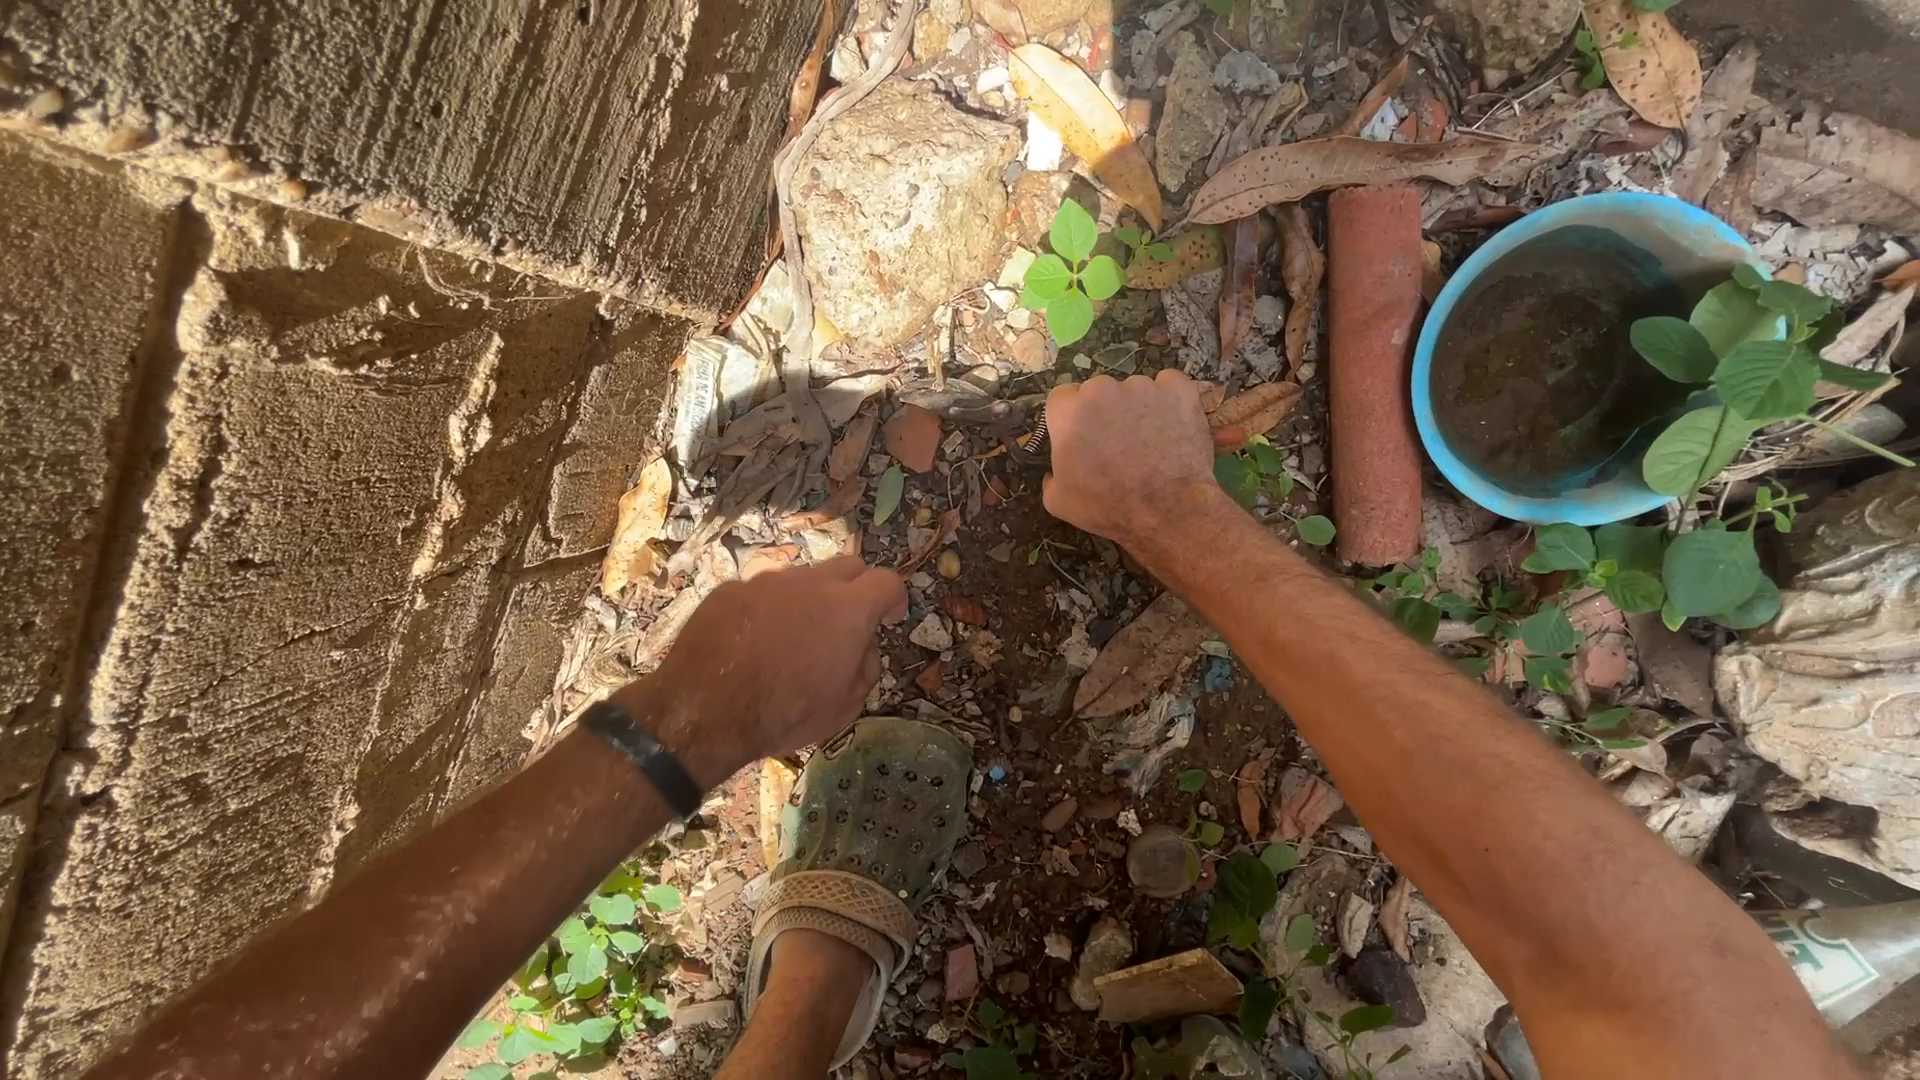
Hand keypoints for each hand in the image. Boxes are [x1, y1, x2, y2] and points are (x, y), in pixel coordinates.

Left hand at [615, 557, 906, 786]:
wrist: (703, 712)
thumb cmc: (784, 715)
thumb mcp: (844, 708)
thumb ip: (865, 670)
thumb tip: (862, 650)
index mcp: (847, 610)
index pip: (887, 581)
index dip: (894, 598)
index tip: (889, 618)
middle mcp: (810, 583)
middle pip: (848, 566)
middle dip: (856, 590)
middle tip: (845, 625)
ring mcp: (766, 581)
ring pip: (802, 578)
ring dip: (809, 600)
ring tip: (791, 638)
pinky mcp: (730, 589)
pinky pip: (761, 591)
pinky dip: (767, 610)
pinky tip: (751, 643)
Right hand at [1043, 371, 1228, 550]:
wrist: (1168, 510)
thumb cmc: (1108, 507)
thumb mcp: (1059, 501)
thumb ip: (1051, 477)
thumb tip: (1055, 471)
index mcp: (1069, 412)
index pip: (1062, 398)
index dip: (1071, 417)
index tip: (1082, 436)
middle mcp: (1102, 389)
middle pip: (1098, 391)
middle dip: (1104, 411)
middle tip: (1116, 443)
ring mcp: (1142, 386)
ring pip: (1134, 390)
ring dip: (1136, 408)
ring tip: (1149, 441)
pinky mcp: (1178, 388)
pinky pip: (1169, 385)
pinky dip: (1170, 401)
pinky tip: (1172, 426)